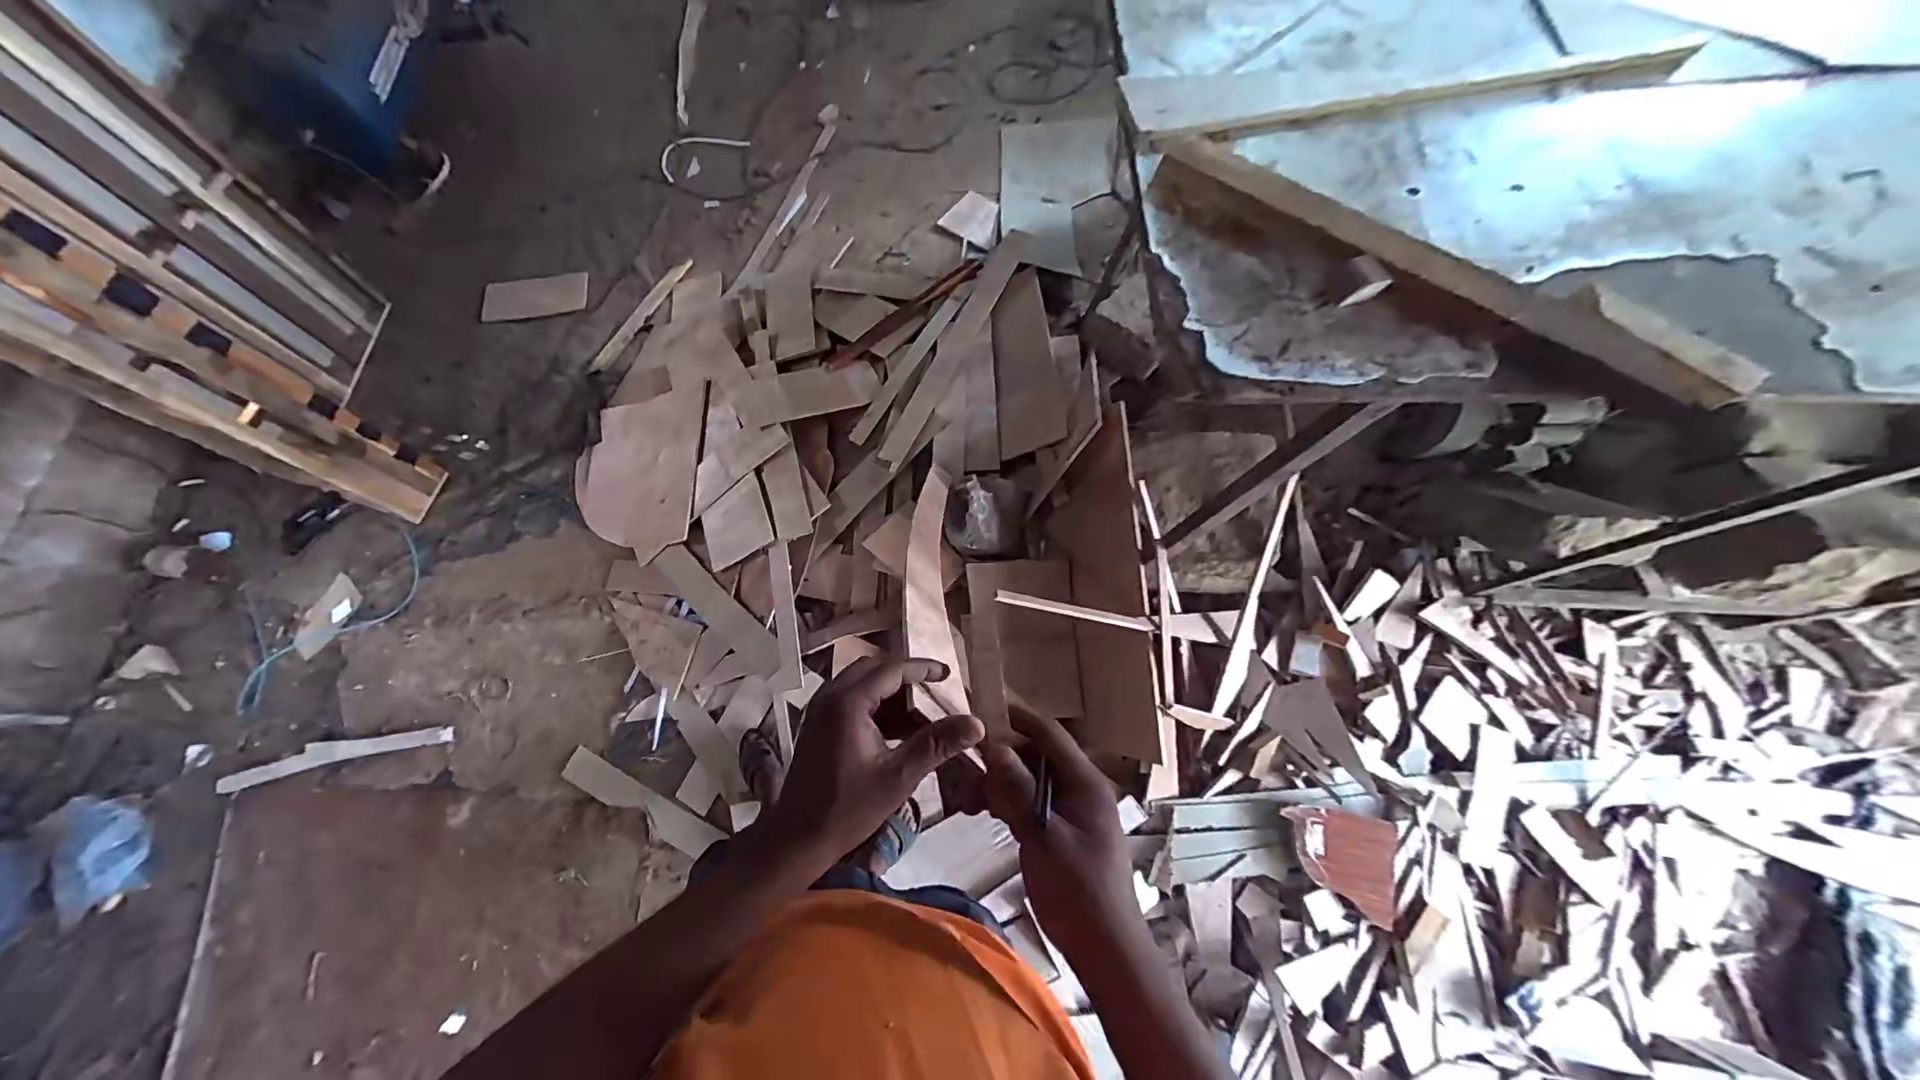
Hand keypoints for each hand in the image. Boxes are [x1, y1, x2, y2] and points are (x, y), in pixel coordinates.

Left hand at [761, 655, 984, 866]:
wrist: (798, 839)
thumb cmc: (847, 809)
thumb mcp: (899, 776)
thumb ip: (937, 744)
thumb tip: (976, 724)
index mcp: (848, 702)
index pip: (891, 669)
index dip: (922, 668)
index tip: (948, 673)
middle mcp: (830, 697)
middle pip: (874, 669)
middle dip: (907, 677)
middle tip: (936, 689)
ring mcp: (820, 710)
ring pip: (862, 684)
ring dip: (891, 692)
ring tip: (922, 711)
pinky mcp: (818, 725)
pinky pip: (851, 700)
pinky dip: (877, 706)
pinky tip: (898, 729)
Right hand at [978, 709, 1137, 954]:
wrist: (1105, 948)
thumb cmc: (1079, 891)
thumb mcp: (1044, 837)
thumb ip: (1019, 790)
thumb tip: (993, 745)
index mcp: (1085, 783)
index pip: (1050, 734)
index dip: (1017, 717)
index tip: (983, 706)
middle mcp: (1079, 789)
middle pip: (1036, 756)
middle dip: (1000, 758)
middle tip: (965, 767)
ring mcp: (1069, 810)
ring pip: (1029, 780)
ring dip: (999, 783)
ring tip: (969, 799)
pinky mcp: (1059, 829)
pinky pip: (1029, 802)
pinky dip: (1007, 802)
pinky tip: (983, 811)